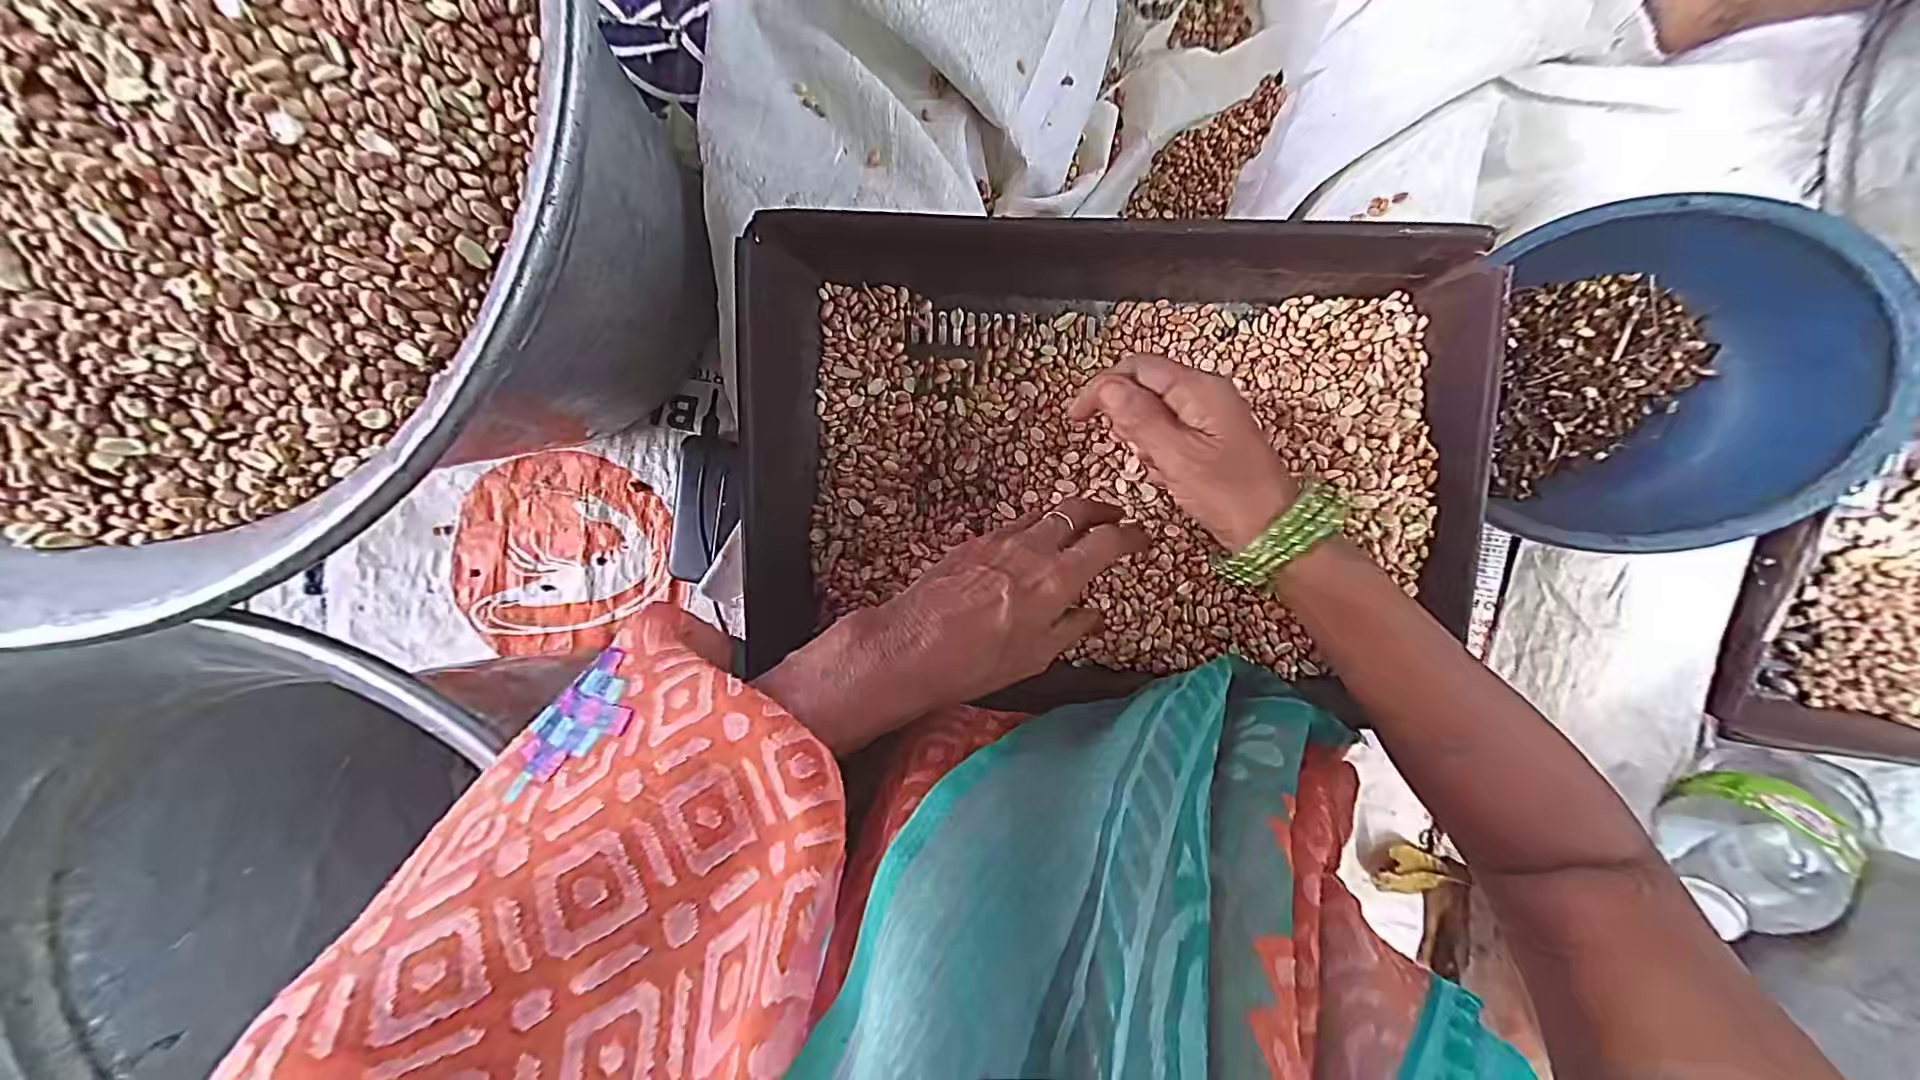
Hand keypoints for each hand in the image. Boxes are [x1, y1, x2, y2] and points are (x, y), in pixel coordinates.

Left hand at [755, 499, 1147, 751]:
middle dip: (1101, 509)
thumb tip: (1092, 612)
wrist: (909, 645)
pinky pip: (1012, 526)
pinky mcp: (971, 542)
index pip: (1107, 541)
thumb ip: (1070, 627)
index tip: (1141, 537)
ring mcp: (998, 540)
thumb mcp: (1035, 656)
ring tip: (1074, 528)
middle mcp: (1030, 548)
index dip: (1130, 535)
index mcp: (1056, 578)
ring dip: (1065, 516)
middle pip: (1075, 510)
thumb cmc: (977, 663)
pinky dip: (1032, 528)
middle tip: (1114, 516)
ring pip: (1042, 514)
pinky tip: (1027, 547)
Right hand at [1069, 353, 1297, 550]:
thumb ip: (1139, 418)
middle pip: (1145, 385)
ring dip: (1141, 437)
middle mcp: (1205, 392)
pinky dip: (1157, 450)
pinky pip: (1169, 432)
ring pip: (1154, 410)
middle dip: (1125, 416)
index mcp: (1199, 388)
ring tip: (1156, 467)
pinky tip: (1166, 474)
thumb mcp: (1176, 456)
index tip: (1076, 418)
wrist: (1271, 528)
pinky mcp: (1209, 437)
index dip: (1102, 387)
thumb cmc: (1226, 493)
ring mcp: (1208, 414)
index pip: (1137, 367)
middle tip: (1129, 450)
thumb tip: (1106, 387)